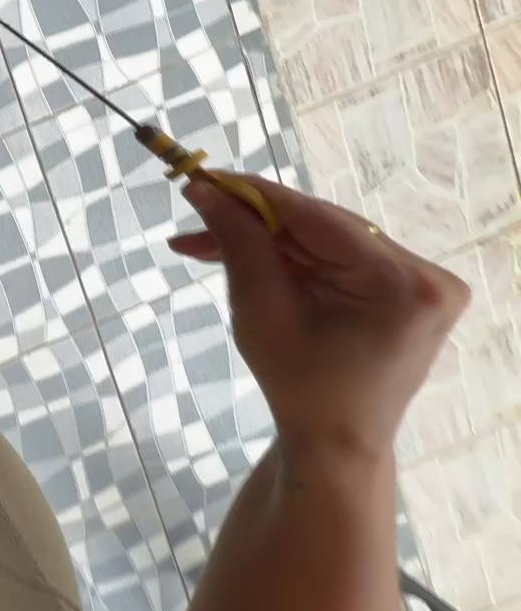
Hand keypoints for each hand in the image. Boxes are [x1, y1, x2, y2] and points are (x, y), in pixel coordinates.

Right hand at [169, 174, 467, 472]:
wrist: (333, 434)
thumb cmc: (297, 377)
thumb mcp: (258, 303)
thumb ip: (237, 240)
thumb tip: (202, 189)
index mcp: (402, 282)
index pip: (314, 215)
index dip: (251, 192)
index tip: (198, 176)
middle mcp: (422, 274)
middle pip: (315, 226)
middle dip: (247, 222)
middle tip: (188, 223)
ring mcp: (413, 282)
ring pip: (314, 239)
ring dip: (255, 240)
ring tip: (196, 247)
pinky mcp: (396, 290)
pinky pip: (324, 257)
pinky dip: (278, 257)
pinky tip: (233, 258)